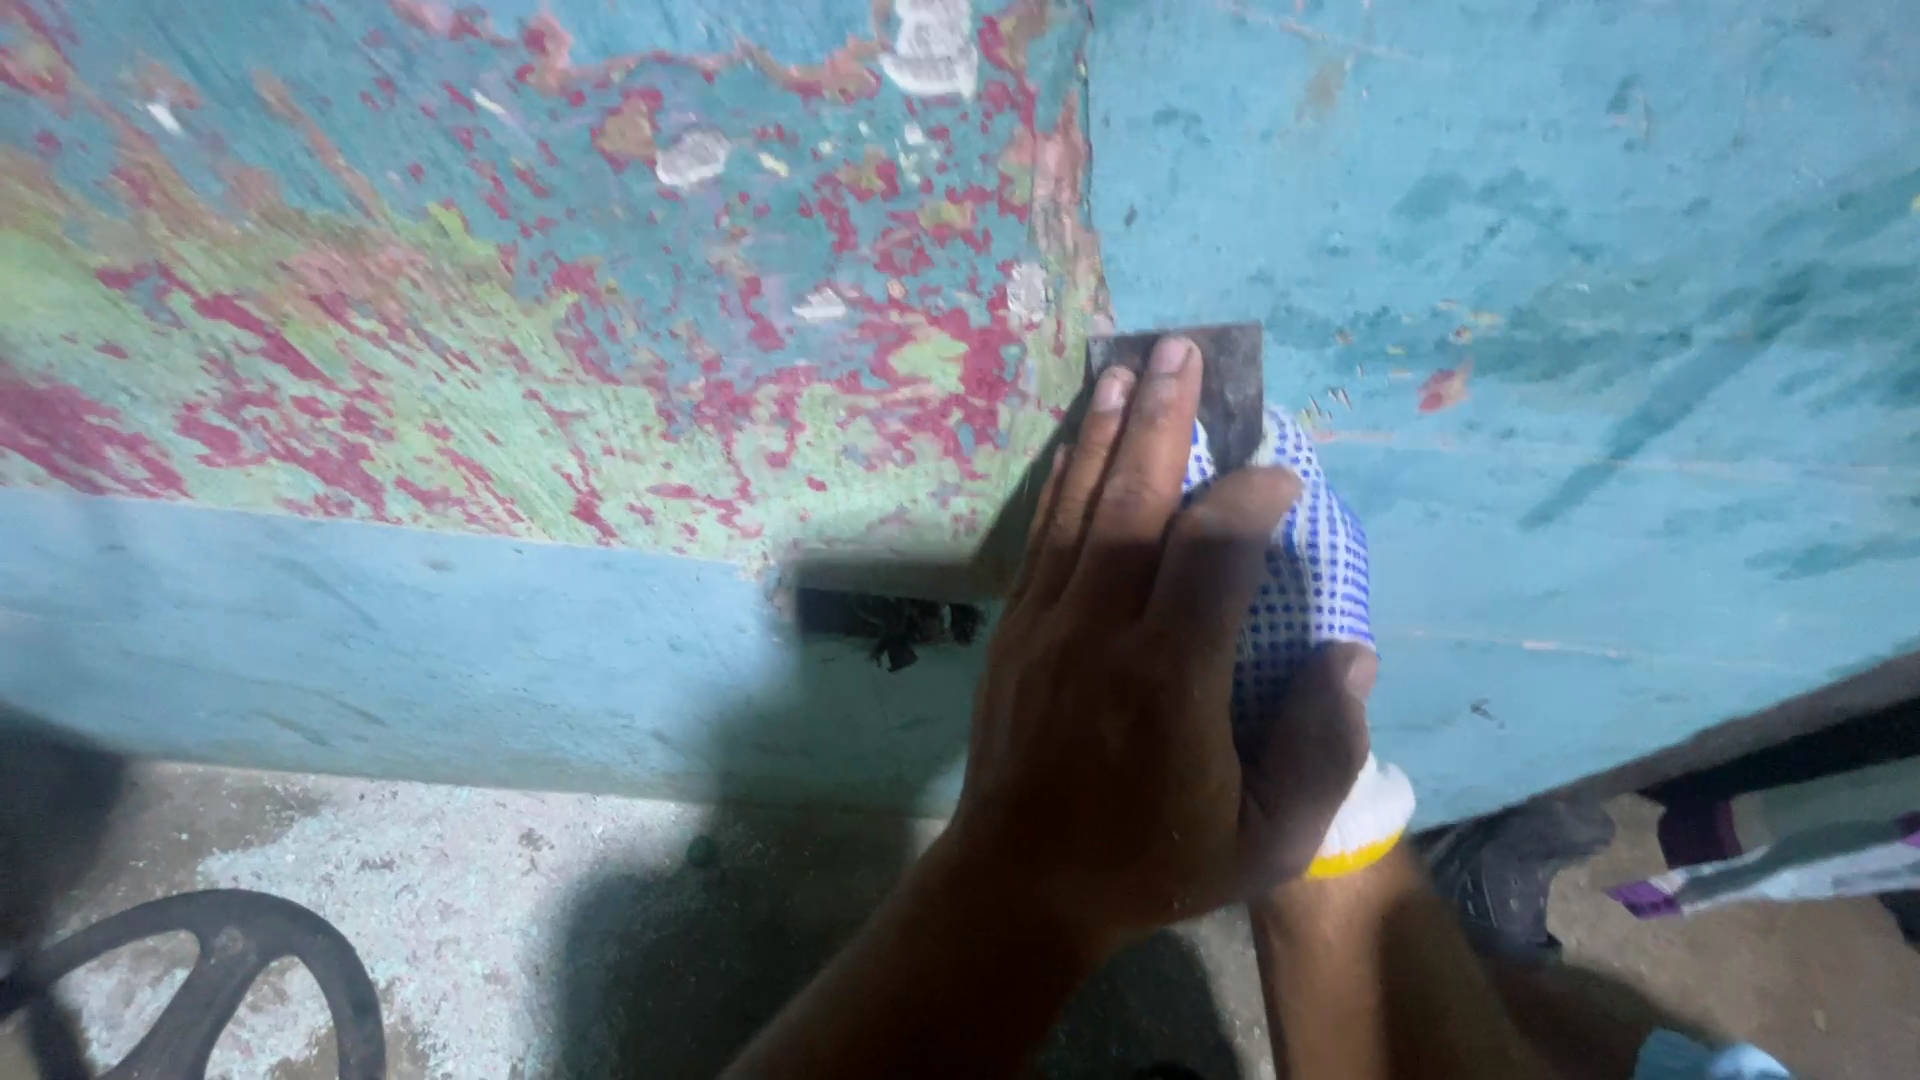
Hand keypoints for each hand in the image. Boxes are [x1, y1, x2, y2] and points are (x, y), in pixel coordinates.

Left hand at [943, 336, 1372, 950]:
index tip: (1280, 478)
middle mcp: (1101, 632)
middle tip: (1182, 351)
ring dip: (1106, 432)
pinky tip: (1076, 443)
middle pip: (1136, 502)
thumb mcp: (1264, 836)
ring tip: (1126, 368)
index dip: (1252, 497)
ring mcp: (1046, 624)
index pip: (1215, 551)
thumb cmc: (1150, 861)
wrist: (1023, 878)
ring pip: (1080, 506)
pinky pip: (1042, 537)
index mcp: (1169, 678)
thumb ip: (1320, 744)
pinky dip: (1063, 482)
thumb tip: (1349, 651)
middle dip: (1163, 420)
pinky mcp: (1013, 629)